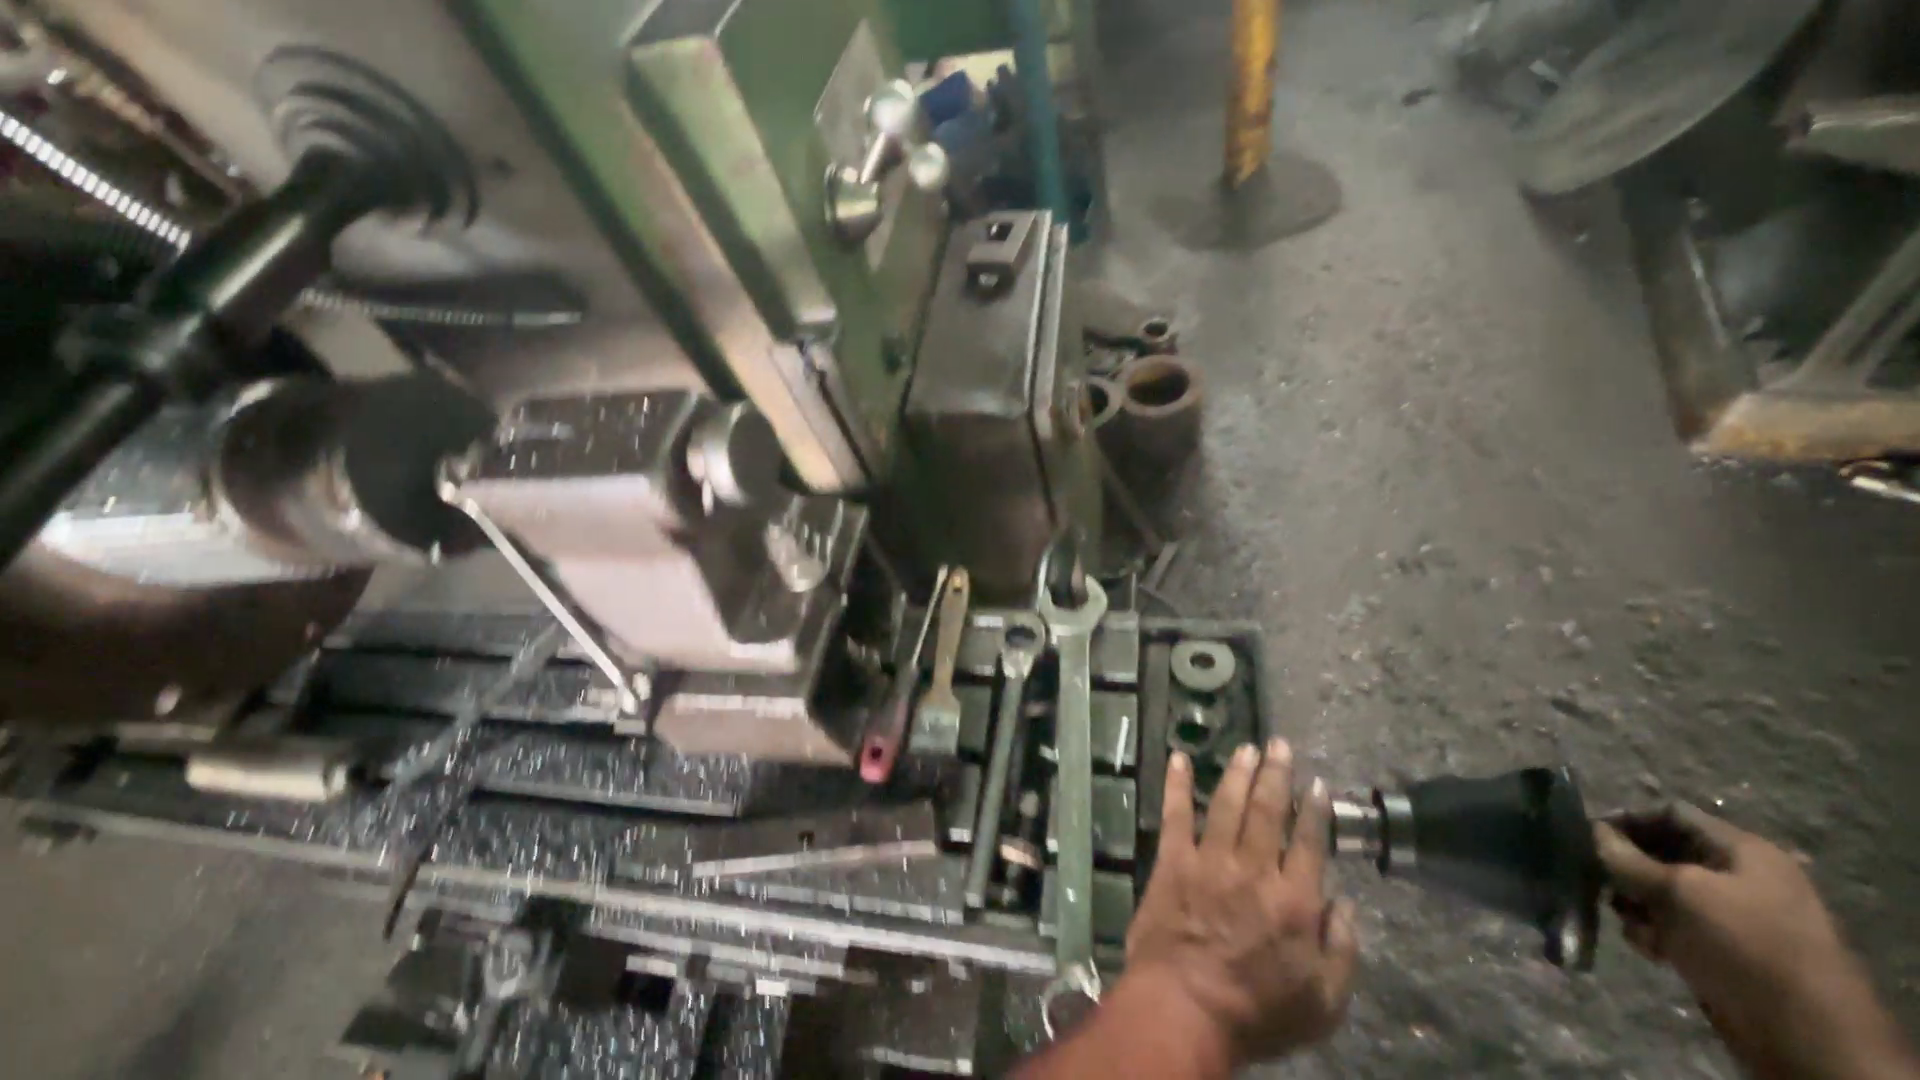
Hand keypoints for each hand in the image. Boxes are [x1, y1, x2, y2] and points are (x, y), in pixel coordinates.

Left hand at [1123, 739, 1358, 1065]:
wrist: (1185, 1010)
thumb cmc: (1257, 1014)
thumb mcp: (1324, 1002)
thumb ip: (1342, 950)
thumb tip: (1343, 903)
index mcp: (1295, 900)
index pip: (1310, 841)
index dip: (1315, 810)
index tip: (1317, 784)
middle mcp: (1255, 869)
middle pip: (1269, 810)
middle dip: (1276, 774)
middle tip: (1279, 745)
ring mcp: (1209, 861)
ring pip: (1227, 804)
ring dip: (1238, 772)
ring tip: (1246, 748)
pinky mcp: (1172, 864)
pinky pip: (1174, 816)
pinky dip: (1176, 785)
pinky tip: (1178, 759)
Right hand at [1598, 804, 1917, 1079]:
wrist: (1804, 1034)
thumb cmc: (1743, 944)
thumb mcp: (1679, 892)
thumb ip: (1628, 860)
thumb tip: (1592, 832)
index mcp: (1742, 850)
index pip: (1671, 814)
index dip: (1627, 820)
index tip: (1587, 838)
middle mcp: (1740, 876)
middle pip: (1665, 853)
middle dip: (1628, 867)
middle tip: (1600, 883)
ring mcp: (1734, 915)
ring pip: (1665, 893)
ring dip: (1637, 904)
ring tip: (1628, 922)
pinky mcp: (1725, 949)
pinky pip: (1677, 927)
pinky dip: (1655, 932)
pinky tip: (1651, 950)